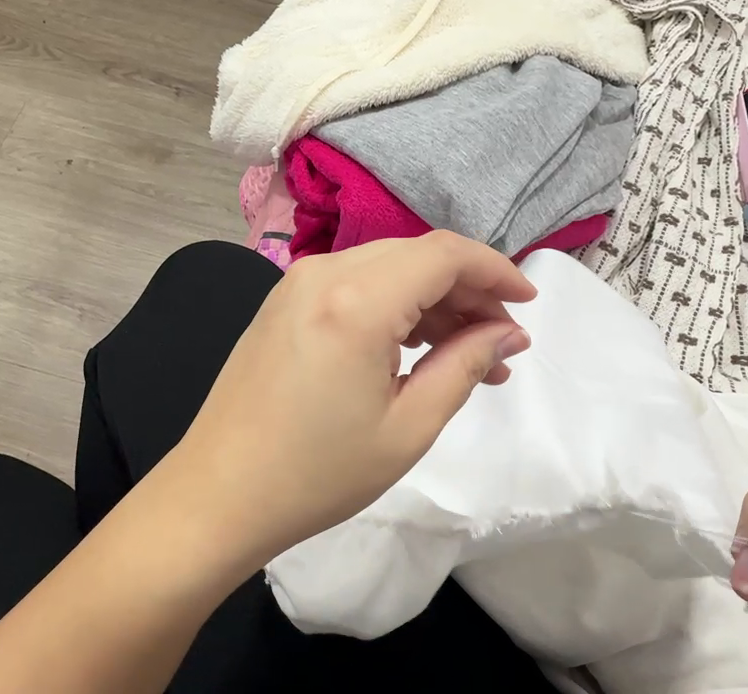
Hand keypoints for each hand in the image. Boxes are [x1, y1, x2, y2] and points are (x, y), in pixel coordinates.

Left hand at [159, 231, 536, 567]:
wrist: (219, 492)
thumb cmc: (318, 472)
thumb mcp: (409, 426)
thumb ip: (465, 365)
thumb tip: (508, 332)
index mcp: (357, 299)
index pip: (443, 254)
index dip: (494, 270)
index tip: (528, 302)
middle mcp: (324, 272)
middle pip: (416, 256)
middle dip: (467, 289)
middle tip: (503, 340)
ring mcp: (296, 282)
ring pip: (386, 267)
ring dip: (432, 300)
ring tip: (469, 356)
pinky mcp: (283, 300)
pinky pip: (354, 284)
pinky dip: (394, 305)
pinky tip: (416, 348)